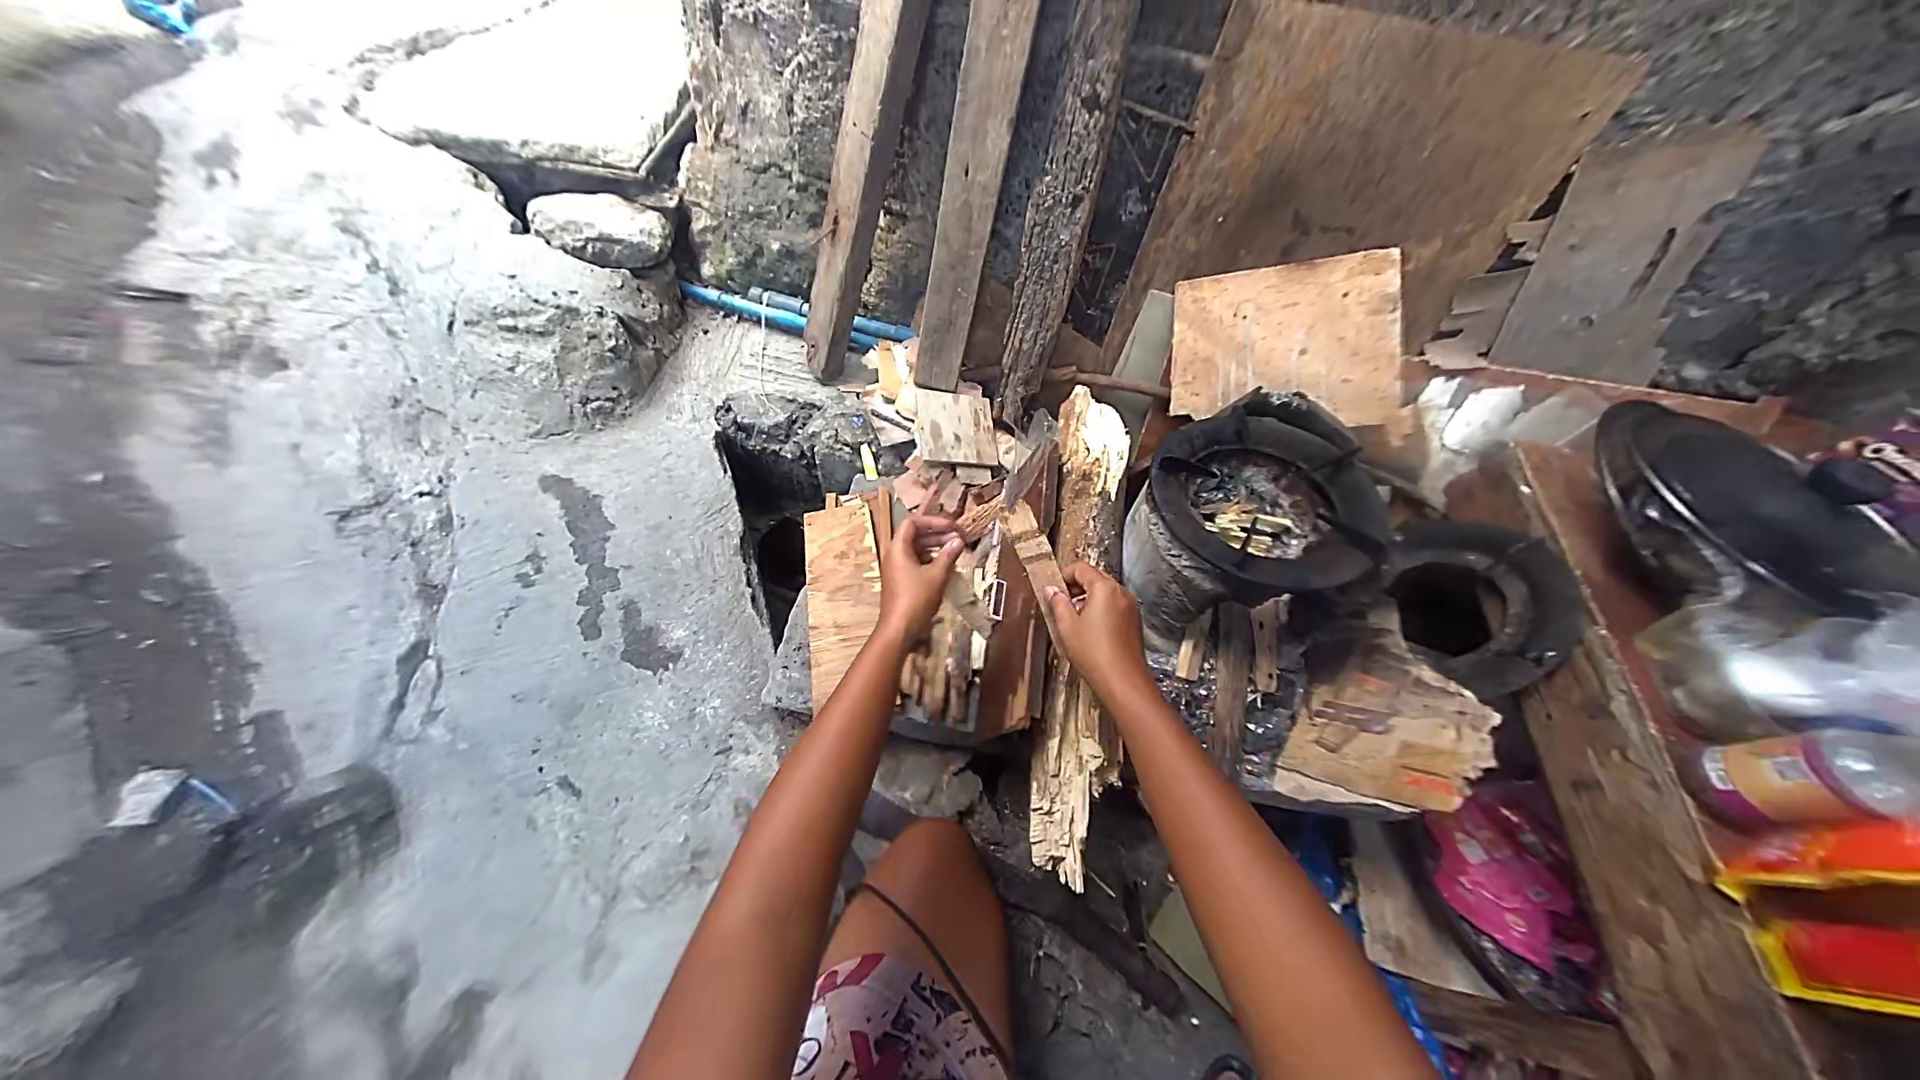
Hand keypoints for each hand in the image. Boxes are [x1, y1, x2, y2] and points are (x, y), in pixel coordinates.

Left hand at [878, 513, 963, 639]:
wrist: (899, 629)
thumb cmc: (916, 599)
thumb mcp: (937, 575)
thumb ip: (948, 555)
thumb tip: (958, 540)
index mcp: (898, 548)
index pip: (913, 522)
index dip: (933, 521)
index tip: (952, 526)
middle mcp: (894, 554)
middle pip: (915, 534)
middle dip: (937, 533)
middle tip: (958, 537)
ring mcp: (896, 568)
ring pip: (916, 548)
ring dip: (935, 546)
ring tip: (955, 549)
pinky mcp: (901, 579)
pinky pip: (915, 561)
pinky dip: (930, 558)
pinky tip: (946, 564)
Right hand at [1041, 563, 1152, 696]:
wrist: (1123, 681)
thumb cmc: (1096, 655)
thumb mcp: (1067, 626)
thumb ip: (1058, 603)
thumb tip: (1052, 591)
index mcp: (1105, 589)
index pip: (1081, 568)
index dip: (1064, 575)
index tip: (1054, 588)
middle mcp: (1121, 593)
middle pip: (1095, 578)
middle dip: (1075, 588)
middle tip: (1059, 603)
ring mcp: (1130, 607)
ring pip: (1105, 593)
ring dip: (1087, 600)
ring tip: (1073, 620)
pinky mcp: (1133, 621)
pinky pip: (1114, 606)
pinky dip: (1100, 611)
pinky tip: (1089, 630)